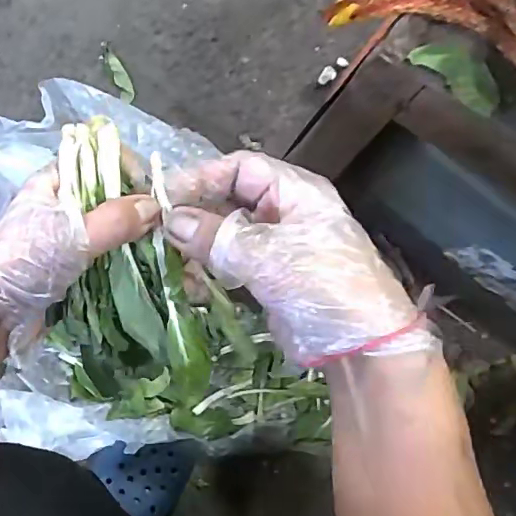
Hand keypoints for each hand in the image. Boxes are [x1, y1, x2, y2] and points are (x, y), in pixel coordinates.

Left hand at [0, 166, 160, 338]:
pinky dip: (123, 260)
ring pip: (110, 227)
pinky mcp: (72, 267)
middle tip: (163, 225)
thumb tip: (156, 206)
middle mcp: (61, 206)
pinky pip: (105, 256)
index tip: (151, 191)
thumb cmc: (24, 265)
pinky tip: (145, 267)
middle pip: (107, 194)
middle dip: (135, 206)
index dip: (125, 168)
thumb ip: (114, 219)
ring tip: (160, 248)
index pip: (95, 158)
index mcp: (52, 183)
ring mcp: (66, 238)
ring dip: (133, 237)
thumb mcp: (71, 236)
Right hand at [163, 151, 434, 364]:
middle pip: (227, 202)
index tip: (164, 197)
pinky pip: (226, 268)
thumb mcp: (268, 255)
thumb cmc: (323, 285)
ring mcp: (272, 249)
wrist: (357, 345)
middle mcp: (282, 215)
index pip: (240, 169)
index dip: (202, 178)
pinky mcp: (264, 281)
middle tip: (158, 233)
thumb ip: (217, 236)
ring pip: (222, 238)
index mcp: (294, 193)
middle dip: (193, 217)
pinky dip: (206, 274)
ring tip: (170, 263)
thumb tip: (170, 221)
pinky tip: (188, 286)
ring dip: (195, 250)